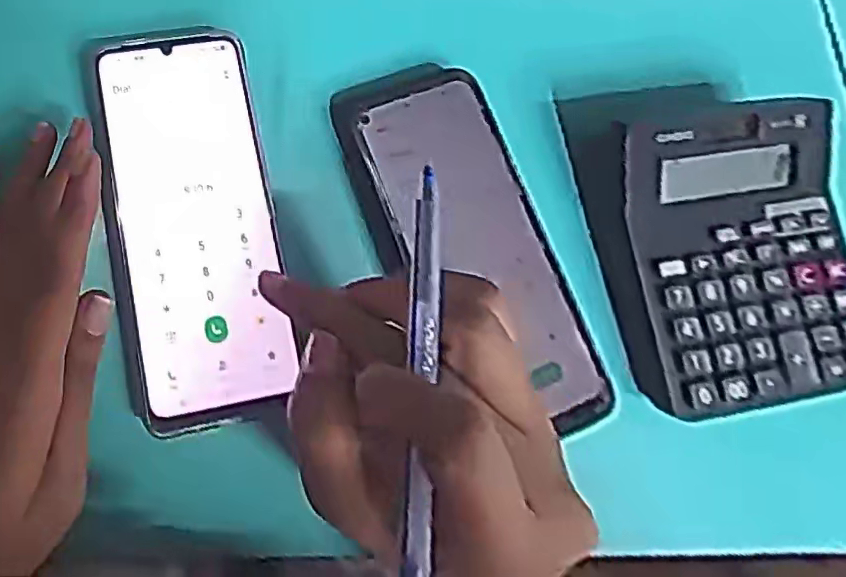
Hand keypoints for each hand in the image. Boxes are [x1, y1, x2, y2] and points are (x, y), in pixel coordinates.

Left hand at [0, 120, 109, 576]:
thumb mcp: (58, 473)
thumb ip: (76, 380)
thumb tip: (96, 301)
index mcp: (28, 358)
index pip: (59, 264)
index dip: (77, 208)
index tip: (92, 162)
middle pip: (31, 234)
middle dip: (57, 176)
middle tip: (78, 130)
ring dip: (21, 179)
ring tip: (41, 134)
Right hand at [259, 271, 596, 576]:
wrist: (458, 550)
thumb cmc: (397, 537)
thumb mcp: (343, 503)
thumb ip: (321, 426)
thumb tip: (323, 339)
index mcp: (501, 528)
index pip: (461, 432)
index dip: (392, 389)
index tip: (342, 375)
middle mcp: (544, 469)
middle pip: (469, 344)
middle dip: (362, 307)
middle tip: (298, 295)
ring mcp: (548, 427)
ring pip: (479, 311)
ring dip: (394, 295)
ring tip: (342, 303)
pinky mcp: (534, 394)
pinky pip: (482, 315)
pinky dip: (420, 301)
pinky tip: (380, 312)